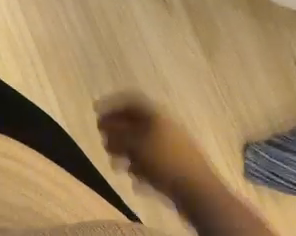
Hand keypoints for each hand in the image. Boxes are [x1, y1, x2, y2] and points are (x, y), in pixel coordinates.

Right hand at [97, 93, 218, 201]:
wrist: (200, 194)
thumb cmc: (164, 162)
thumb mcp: (135, 144)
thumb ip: (116, 134)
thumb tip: (103, 126)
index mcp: (157, 115)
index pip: (130, 100)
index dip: (111, 103)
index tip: (95, 112)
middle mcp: (165, 127)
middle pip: (135, 123)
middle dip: (116, 132)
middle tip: (102, 140)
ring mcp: (172, 148)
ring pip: (142, 145)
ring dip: (125, 152)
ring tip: (115, 164)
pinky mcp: (176, 168)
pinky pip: (152, 163)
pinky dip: (140, 168)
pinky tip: (133, 177)